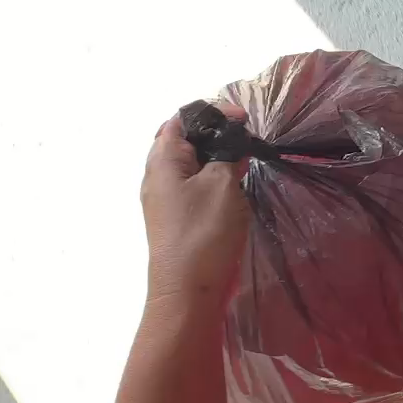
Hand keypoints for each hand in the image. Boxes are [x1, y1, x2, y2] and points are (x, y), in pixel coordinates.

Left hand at [141, 114, 247, 317]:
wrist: (188, 290)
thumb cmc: (204, 231)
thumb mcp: (222, 184)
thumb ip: (228, 156)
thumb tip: (232, 145)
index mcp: (162, 161)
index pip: (181, 119)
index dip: (212, 112)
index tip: (244, 120)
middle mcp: (157, 176)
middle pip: (182, 139)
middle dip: (215, 133)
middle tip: (245, 138)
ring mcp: (165, 199)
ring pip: (190, 163)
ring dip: (215, 156)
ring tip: (244, 159)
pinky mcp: (176, 217)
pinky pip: (194, 184)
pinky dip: (214, 176)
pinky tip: (234, 185)